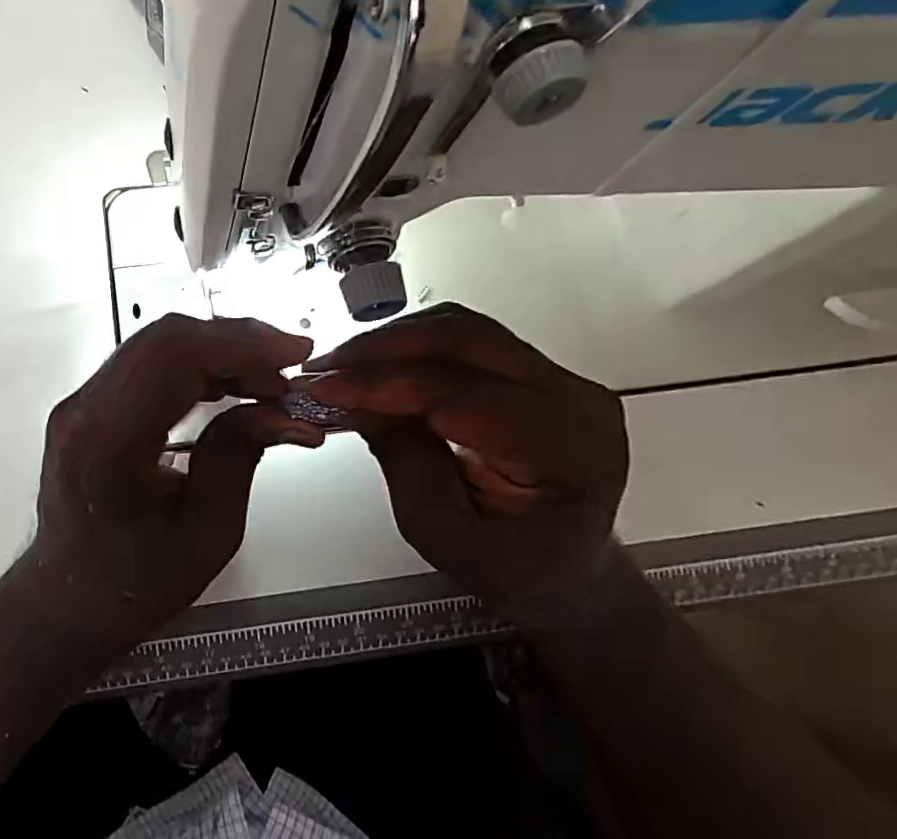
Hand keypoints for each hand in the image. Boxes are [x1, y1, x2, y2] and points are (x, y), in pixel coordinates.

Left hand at [34, 314, 323, 639]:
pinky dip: (196, 364)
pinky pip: (147, 364)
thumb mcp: (204, 536)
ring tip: (267, 379)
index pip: (170, 358)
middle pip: (162, 340)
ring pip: (155, 345)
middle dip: (235, 341)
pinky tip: (231, 383)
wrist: (68, 597)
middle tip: (287, 365)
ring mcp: (81, 405)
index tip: (289, 353)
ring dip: (218, 350)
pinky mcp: (91, 405)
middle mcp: (83, 413)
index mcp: (105, 444)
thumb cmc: (125, 585)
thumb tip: (280, 412)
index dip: (238, 343)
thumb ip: (239, 459)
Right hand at [298, 303, 630, 630]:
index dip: (381, 385)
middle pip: (463, 341)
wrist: (562, 567)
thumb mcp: (444, 532)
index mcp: (568, 451)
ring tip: (338, 366)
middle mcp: (575, 401)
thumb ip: (403, 462)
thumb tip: (356, 404)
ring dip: (389, 342)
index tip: (322, 389)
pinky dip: (406, 346)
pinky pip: (459, 339)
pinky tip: (370, 363)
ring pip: (458, 328)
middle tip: (321, 369)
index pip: (460, 394)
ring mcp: (555, 379)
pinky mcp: (529, 370)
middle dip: (379, 349)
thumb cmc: (515, 566)